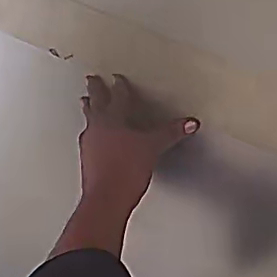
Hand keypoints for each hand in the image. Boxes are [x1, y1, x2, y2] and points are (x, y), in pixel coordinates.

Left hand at [52, 75, 197, 257]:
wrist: (106, 198)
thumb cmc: (125, 171)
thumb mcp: (152, 148)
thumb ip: (170, 133)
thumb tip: (189, 123)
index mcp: (112, 119)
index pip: (117, 96)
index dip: (119, 86)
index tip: (117, 78)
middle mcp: (96, 128)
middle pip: (95, 103)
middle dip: (95, 90)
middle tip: (91, 79)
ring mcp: (88, 145)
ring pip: (89, 121)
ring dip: (89, 111)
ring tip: (87, 104)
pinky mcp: (87, 161)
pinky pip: (89, 140)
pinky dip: (92, 134)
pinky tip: (95, 140)